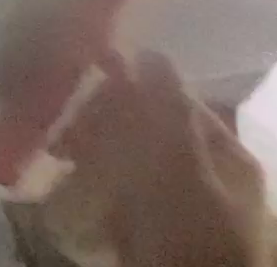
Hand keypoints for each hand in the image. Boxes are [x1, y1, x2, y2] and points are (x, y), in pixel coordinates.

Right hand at [53, 51, 267, 266]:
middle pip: (139, 113)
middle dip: (98, 109)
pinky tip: (58, 155)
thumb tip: (150, 51)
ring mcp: (167, 179)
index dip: (130, 77)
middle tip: (61, 112)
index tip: (81, 63)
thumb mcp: (181, 167)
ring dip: (83, 131)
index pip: (170, 95)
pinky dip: (82, 153)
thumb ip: (167, 111)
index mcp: (221, 149)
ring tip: (55, 141)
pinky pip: (106, 160)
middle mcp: (197, 158)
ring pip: (117, 135)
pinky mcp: (139, 196)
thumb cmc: (188, 225)